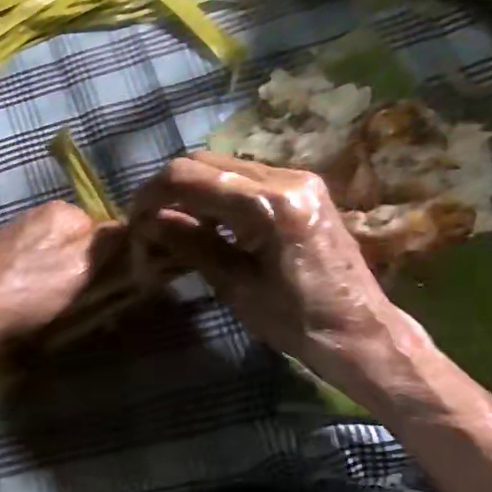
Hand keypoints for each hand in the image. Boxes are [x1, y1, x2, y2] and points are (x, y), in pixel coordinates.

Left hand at [0, 201, 116, 364]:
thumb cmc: (29, 289)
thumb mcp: (79, 268)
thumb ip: (106, 244)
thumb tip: (128, 226)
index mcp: (62, 210)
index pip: (104, 228)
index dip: (110, 256)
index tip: (107, 283)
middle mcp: (37, 214)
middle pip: (76, 240)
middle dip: (81, 266)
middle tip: (80, 297)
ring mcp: (15, 234)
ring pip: (53, 254)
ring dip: (58, 277)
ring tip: (52, 303)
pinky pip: (31, 266)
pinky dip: (35, 282)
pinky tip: (29, 300)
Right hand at [131, 151, 415, 377]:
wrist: (359, 331)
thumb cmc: (296, 321)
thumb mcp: (235, 287)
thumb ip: (191, 244)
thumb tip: (148, 222)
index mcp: (270, 205)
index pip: (191, 177)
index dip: (153, 194)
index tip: (133, 219)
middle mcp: (286, 178)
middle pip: (205, 161)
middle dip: (169, 187)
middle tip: (147, 220)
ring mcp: (298, 179)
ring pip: (224, 165)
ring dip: (191, 189)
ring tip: (171, 222)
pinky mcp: (302, 188)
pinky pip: (245, 178)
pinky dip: (216, 194)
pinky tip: (205, 222)